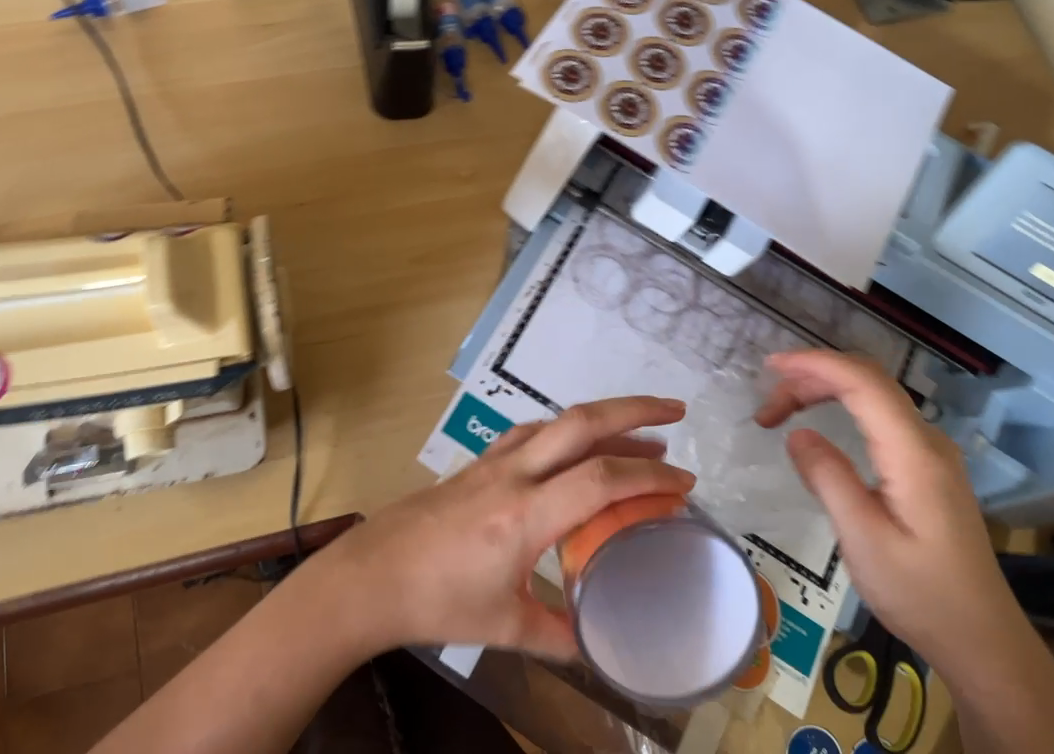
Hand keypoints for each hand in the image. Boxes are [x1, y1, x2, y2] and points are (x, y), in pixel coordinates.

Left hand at [319, 397, 694, 659]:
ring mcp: (490, 463)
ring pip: (554, 423)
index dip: (649, 475)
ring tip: (639, 436)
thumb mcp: (502, 627)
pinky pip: (529, 433)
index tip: (685, 484)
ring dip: (601, 422)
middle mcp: (512, 475)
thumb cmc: (434, 602)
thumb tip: (594, 643)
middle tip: (676, 412)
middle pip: (580, 423)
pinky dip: (564, 431)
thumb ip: (555, 634)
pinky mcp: (474, 464)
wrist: (368, 576)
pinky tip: (572, 448)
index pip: (601, 479)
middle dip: (634, 410)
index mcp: (525, 515)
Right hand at [755, 351, 1028, 673]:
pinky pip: (881, 418)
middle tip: (766, 406)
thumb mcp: (863, 539)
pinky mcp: (927, 470)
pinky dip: (842, 407)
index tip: (769, 366)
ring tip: (780, 412)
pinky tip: (818, 424)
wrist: (981, 639)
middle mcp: (928, 442)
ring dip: (825, 391)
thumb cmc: (919, 593)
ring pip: (875, 397)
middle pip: (869, 382)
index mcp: (914, 454)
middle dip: (812, 377)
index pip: (863, 383)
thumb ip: (829, 479)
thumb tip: (797, 433)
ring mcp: (931, 455)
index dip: (815, 364)